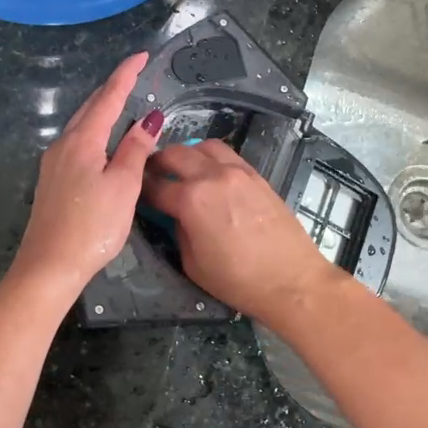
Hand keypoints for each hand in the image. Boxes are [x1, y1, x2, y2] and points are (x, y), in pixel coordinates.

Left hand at [11, 52, 159, 296]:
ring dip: (101, 109)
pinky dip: (93, 130)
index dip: (126, 75)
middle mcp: (63, 144)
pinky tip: (102, 140)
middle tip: (134, 74)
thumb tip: (147, 119)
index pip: (108, 97)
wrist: (49, 265)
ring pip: (81, 124)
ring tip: (122, 101)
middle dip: (112, 88)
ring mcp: (53, 162)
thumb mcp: (123, 187)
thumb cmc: (92, 226)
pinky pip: (76, 141)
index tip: (141, 55)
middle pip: (90, 107)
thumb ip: (134, 150)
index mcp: (82, 141)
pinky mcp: (51, 179)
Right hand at [140, 140, 338, 324]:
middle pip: (175, 154)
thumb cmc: (239, 281)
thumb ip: (178, 232)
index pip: (156, 186)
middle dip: (158, 163)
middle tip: (152, 175)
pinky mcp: (257, 175)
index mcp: (191, 200)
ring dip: (187, 154)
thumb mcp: (193, 264)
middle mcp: (212, 176)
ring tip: (183, 170)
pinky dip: (211, 158)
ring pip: (203, 146)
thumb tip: (175, 216)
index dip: (141, 188)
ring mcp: (237, 171)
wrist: (292, 280)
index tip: (135, 191)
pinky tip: (210, 175)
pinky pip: (227, 155)